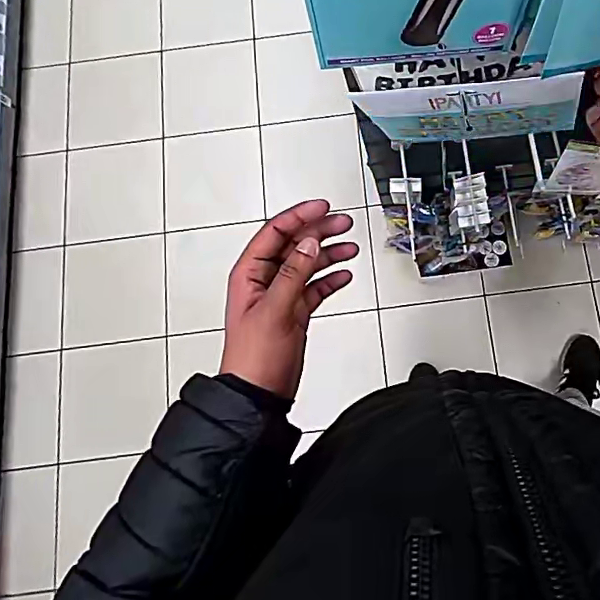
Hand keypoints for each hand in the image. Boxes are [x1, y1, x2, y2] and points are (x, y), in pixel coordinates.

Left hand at [220, 199, 358, 398]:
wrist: (259, 393)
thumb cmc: (253, 358)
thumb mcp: (274, 310)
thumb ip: (293, 274)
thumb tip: (308, 244)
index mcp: (250, 274)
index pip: (275, 233)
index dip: (299, 216)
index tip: (321, 207)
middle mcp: (265, 281)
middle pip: (295, 245)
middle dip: (319, 231)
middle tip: (343, 223)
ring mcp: (281, 296)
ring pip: (308, 264)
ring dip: (328, 253)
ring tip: (349, 246)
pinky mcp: (295, 311)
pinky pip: (315, 286)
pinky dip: (330, 279)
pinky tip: (343, 274)